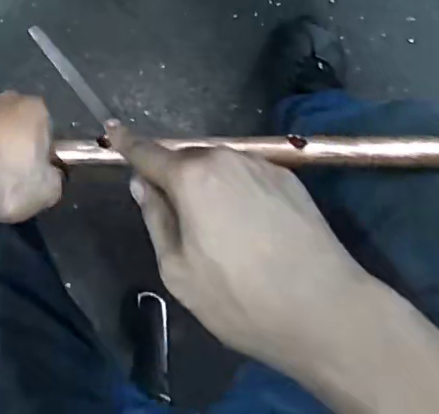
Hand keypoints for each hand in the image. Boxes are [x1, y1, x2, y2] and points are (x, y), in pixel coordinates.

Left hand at [0, 93, 62, 226]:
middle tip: (5, 174)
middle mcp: (3, 98)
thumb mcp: (47, 192)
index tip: (31, 174)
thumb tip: (52, 174)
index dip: (40, 152)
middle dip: (11, 141)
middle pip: (13, 120)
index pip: (45, 128)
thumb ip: (55, 177)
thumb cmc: (6, 183)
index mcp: (33, 109)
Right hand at [109, 123, 381, 375]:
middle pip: (185, 160)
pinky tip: (255, 232)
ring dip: (208, 186)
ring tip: (223, 234)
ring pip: (218, 167)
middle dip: (174, 177)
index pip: (148, 152)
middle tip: (178, 219)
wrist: (327, 310)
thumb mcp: (180, 273)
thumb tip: (142, 184)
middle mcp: (223, 157)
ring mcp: (259, 164)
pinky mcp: (288, 177)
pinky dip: (239, 192)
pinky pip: (247, 176)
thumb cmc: (243, 299)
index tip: (111, 128)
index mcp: (191, 177)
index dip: (126, 142)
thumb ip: (156, 219)